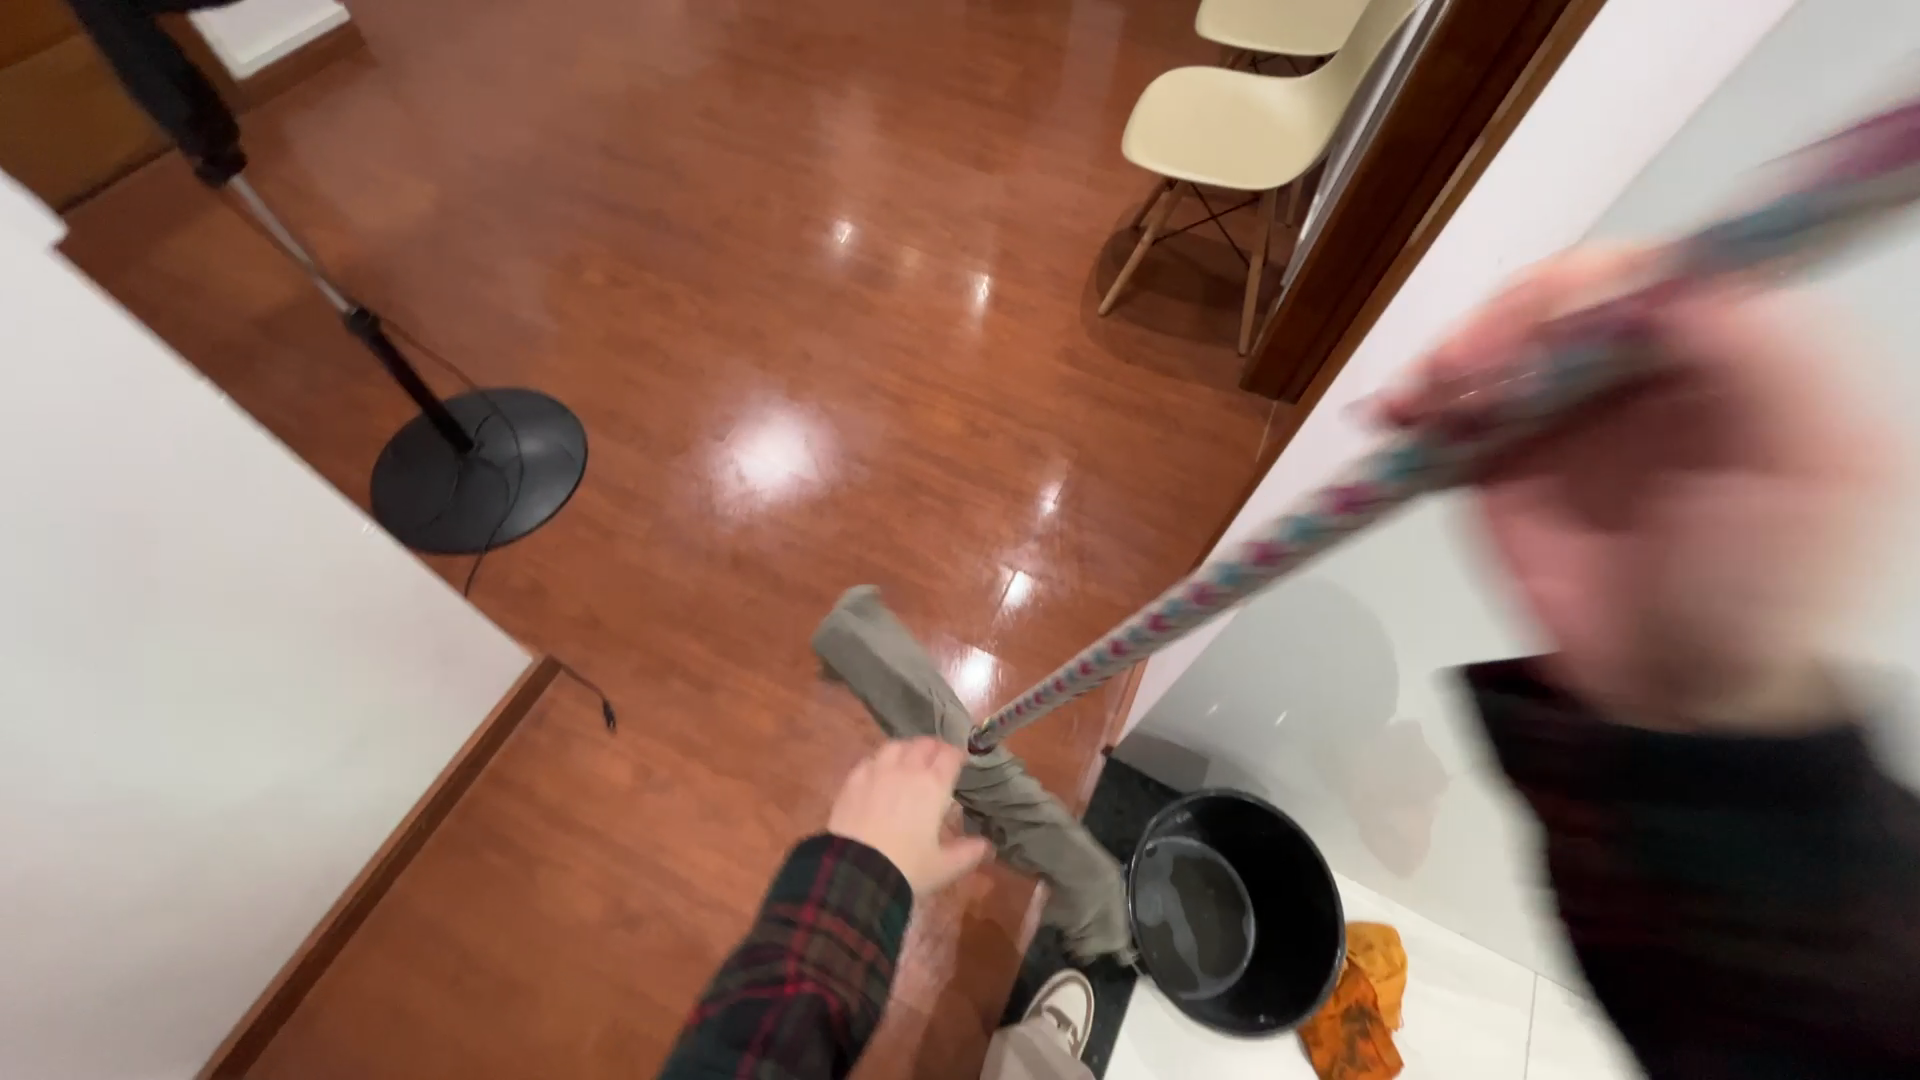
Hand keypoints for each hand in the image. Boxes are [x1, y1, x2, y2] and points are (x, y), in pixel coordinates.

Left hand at [828, 737, 991, 893]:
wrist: (855, 873)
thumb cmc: (906, 869)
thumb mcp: (943, 867)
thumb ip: (968, 853)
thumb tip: (987, 846)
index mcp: (933, 786)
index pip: (950, 755)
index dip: (958, 754)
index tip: (961, 759)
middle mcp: (906, 770)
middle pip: (923, 745)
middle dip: (934, 748)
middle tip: (939, 758)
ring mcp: (877, 772)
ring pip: (896, 746)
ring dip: (907, 748)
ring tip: (909, 759)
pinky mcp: (853, 780)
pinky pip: (870, 760)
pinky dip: (880, 760)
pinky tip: (879, 771)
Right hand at [1378, 248, 1898, 730]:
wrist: (1663, 681)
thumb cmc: (1757, 586)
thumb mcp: (1810, 471)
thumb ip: (1764, 362)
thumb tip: (1672, 283)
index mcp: (1724, 359)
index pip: (1647, 278)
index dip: (1583, 287)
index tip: (1537, 334)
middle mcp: (1633, 374)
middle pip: (1551, 304)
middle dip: (1496, 324)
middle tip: (1458, 372)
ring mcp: (1556, 417)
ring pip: (1489, 350)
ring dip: (1445, 361)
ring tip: (1417, 402)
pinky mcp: (1496, 462)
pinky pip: (1447, 414)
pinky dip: (1412, 406)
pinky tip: (1392, 417)